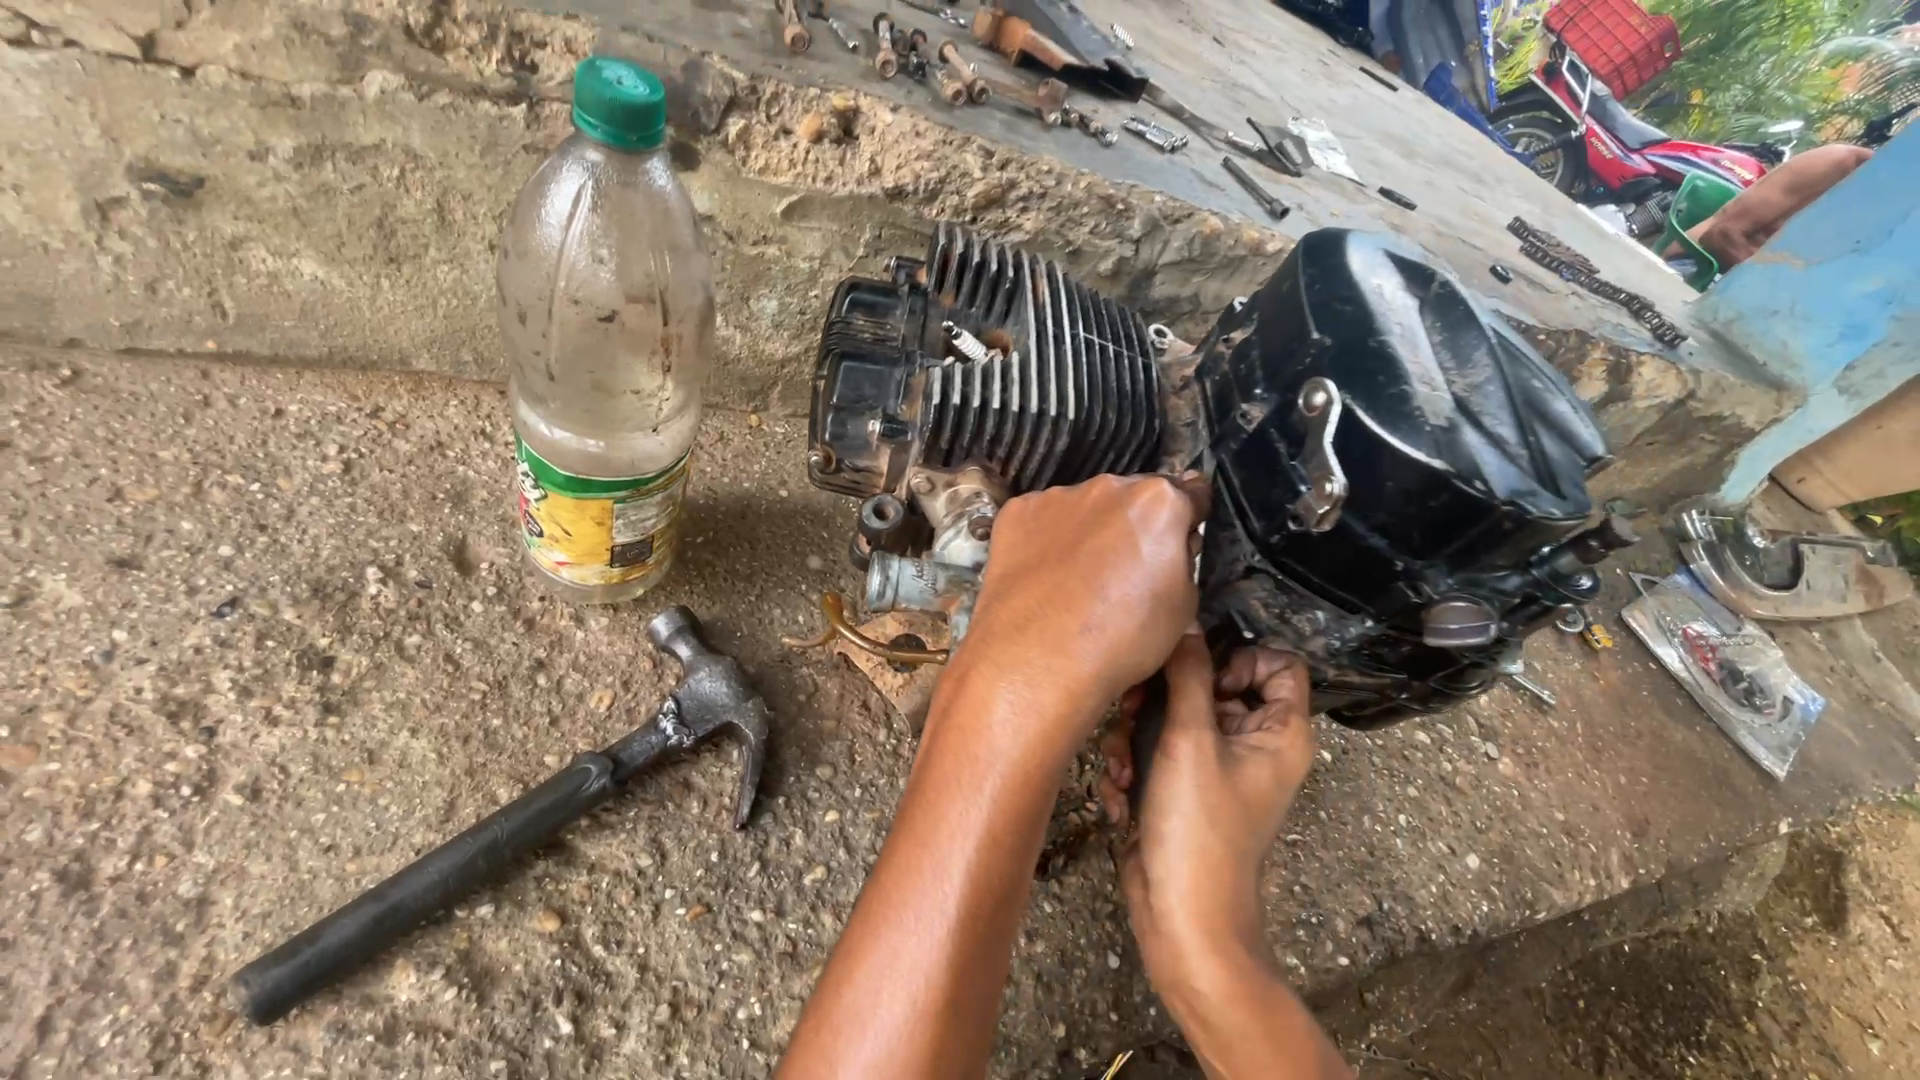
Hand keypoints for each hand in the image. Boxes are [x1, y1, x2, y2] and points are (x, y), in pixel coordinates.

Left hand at [955, 473, 1207, 727]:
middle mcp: (1108, 487)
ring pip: (1085, 509)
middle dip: (1134, 526)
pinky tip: (1045, 578)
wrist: (1037, 657)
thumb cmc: (1120, 638)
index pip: (1190, 493)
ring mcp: (1057, 497)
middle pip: (1132, 499)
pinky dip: (1047, 541)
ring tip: (1077, 583)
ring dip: (1089, 532)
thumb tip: (1173, 545)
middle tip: (1125, 572)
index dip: (1188, 519)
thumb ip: (1182, 559)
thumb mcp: (1184, 607)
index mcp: (1159, 502)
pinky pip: (1042, 520)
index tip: (1181, 537)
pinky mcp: (1017, 513)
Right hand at [1099, 635, 1314, 995]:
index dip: (1238, 659)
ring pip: (1171, 717)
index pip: (1277, 662)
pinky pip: (1156, 751)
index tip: (1201, 676)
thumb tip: (1187, 623)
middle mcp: (1253, 743)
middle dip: (1162, 699)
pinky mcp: (1182, 787)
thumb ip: (1188, 675)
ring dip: (1135, 737)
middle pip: (1208, 686)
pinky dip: (1134, 767)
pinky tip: (1121, 795)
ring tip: (1122, 768)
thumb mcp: (1190, 740)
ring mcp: (1215, 767)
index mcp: (1280, 731)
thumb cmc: (1199, 828)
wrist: (1181, 916)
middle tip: (1134, 711)